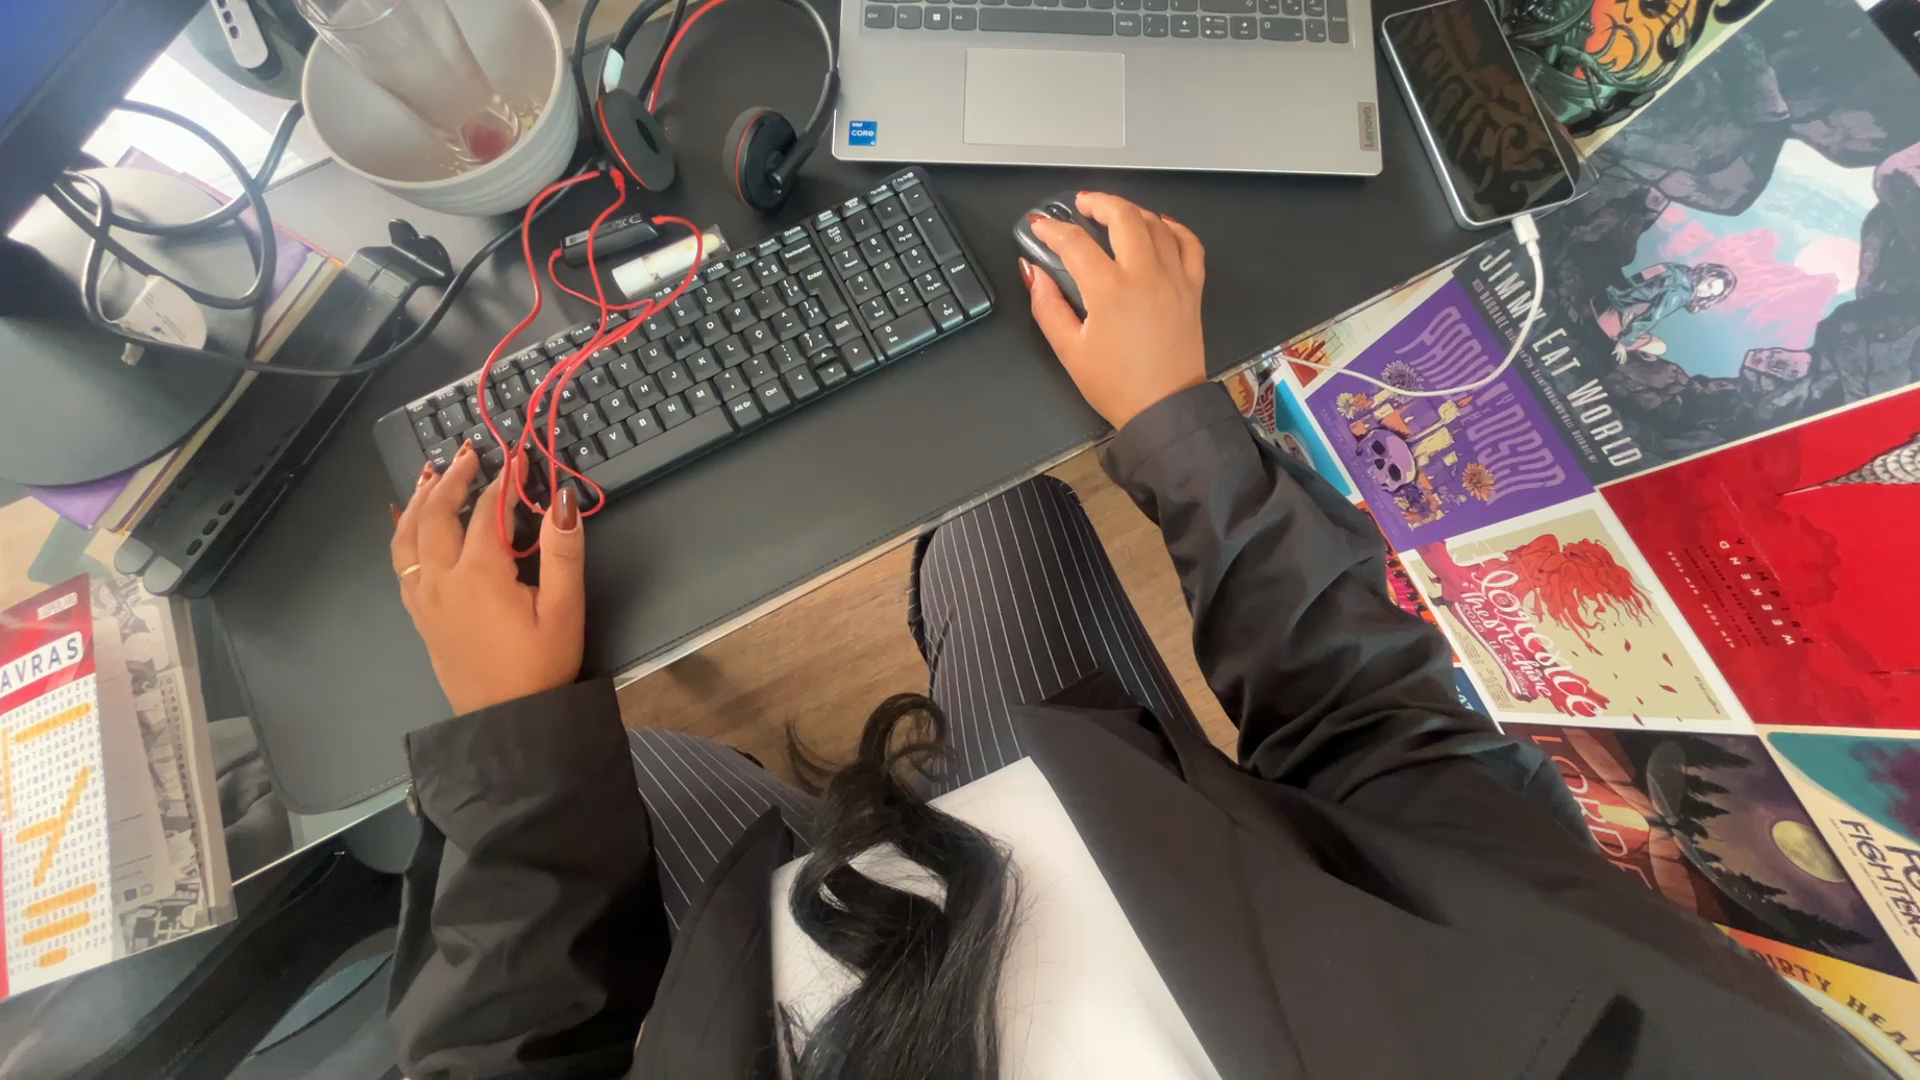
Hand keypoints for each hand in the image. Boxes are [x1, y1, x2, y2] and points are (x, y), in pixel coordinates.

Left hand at [390, 444, 586, 714]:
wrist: (506, 717)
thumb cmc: (541, 662)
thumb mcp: (564, 607)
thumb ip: (562, 551)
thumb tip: (564, 502)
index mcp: (480, 574)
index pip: (488, 512)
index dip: (505, 480)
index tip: (520, 455)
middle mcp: (441, 579)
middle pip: (436, 515)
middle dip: (450, 479)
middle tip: (467, 453)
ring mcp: (424, 598)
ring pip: (407, 536)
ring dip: (418, 500)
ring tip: (428, 476)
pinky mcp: (420, 614)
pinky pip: (400, 562)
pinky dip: (404, 532)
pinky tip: (412, 525)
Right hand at [1023, 192, 1206, 428]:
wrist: (1164, 408)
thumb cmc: (1117, 386)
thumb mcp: (1069, 350)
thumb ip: (1047, 307)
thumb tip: (1035, 275)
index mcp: (1109, 290)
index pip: (1075, 243)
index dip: (1053, 230)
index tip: (1041, 227)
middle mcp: (1144, 275)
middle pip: (1122, 216)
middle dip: (1098, 202)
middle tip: (1082, 204)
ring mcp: (1173, 278)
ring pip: (1155, 223)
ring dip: (1132, 210)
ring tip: (1115, 212)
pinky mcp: (1192, 289)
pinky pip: (1189, 244)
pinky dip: (1174, 228)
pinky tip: (1161, 226)